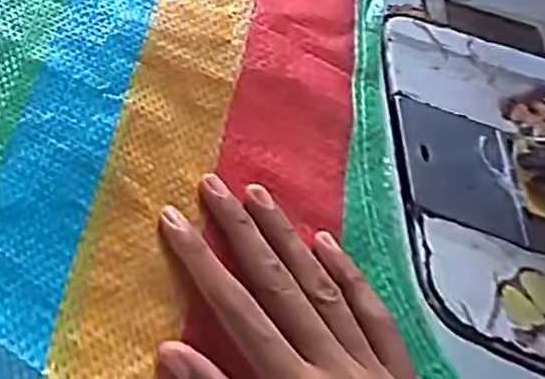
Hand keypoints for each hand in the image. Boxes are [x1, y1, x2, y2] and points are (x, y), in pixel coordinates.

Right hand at [157, 175, 414, 378]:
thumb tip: (168, 350)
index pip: (238, 311)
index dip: (200, 261)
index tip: (171, 216)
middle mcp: (334, 368)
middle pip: (279, 286)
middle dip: (241, 231)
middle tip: (212, 184)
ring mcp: (372, 371)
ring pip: (322, 289)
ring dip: (286, 238)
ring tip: (258, 193)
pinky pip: (376, 320)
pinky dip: (350, 278)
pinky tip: (327, 242)